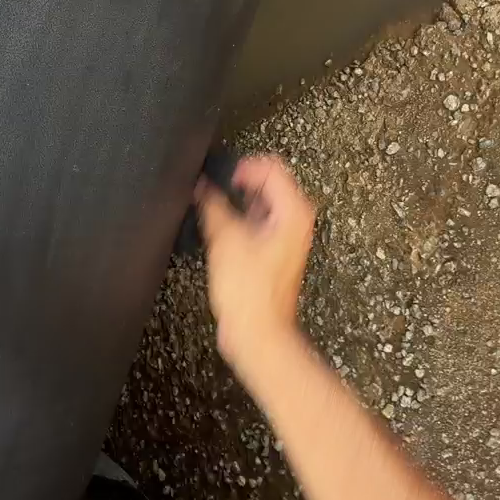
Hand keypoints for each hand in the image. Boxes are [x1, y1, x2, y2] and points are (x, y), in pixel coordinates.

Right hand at [195, 154, 316, 366]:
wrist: (257, 332)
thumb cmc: (252, 295)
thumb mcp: (225, 239)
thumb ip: (213, 205)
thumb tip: (204, 188)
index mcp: (293, 212)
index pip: (273, 168)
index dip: (244, 167)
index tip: (223, 174)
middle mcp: (296, 222)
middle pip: (270, 183)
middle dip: (242, 182)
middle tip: (217, 186)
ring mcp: (288, 238)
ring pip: (263, 203)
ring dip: (240, 201)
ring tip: (217, 207)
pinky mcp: (276, 252)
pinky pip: (260, 222)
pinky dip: (242, 220)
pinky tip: (224, 231)